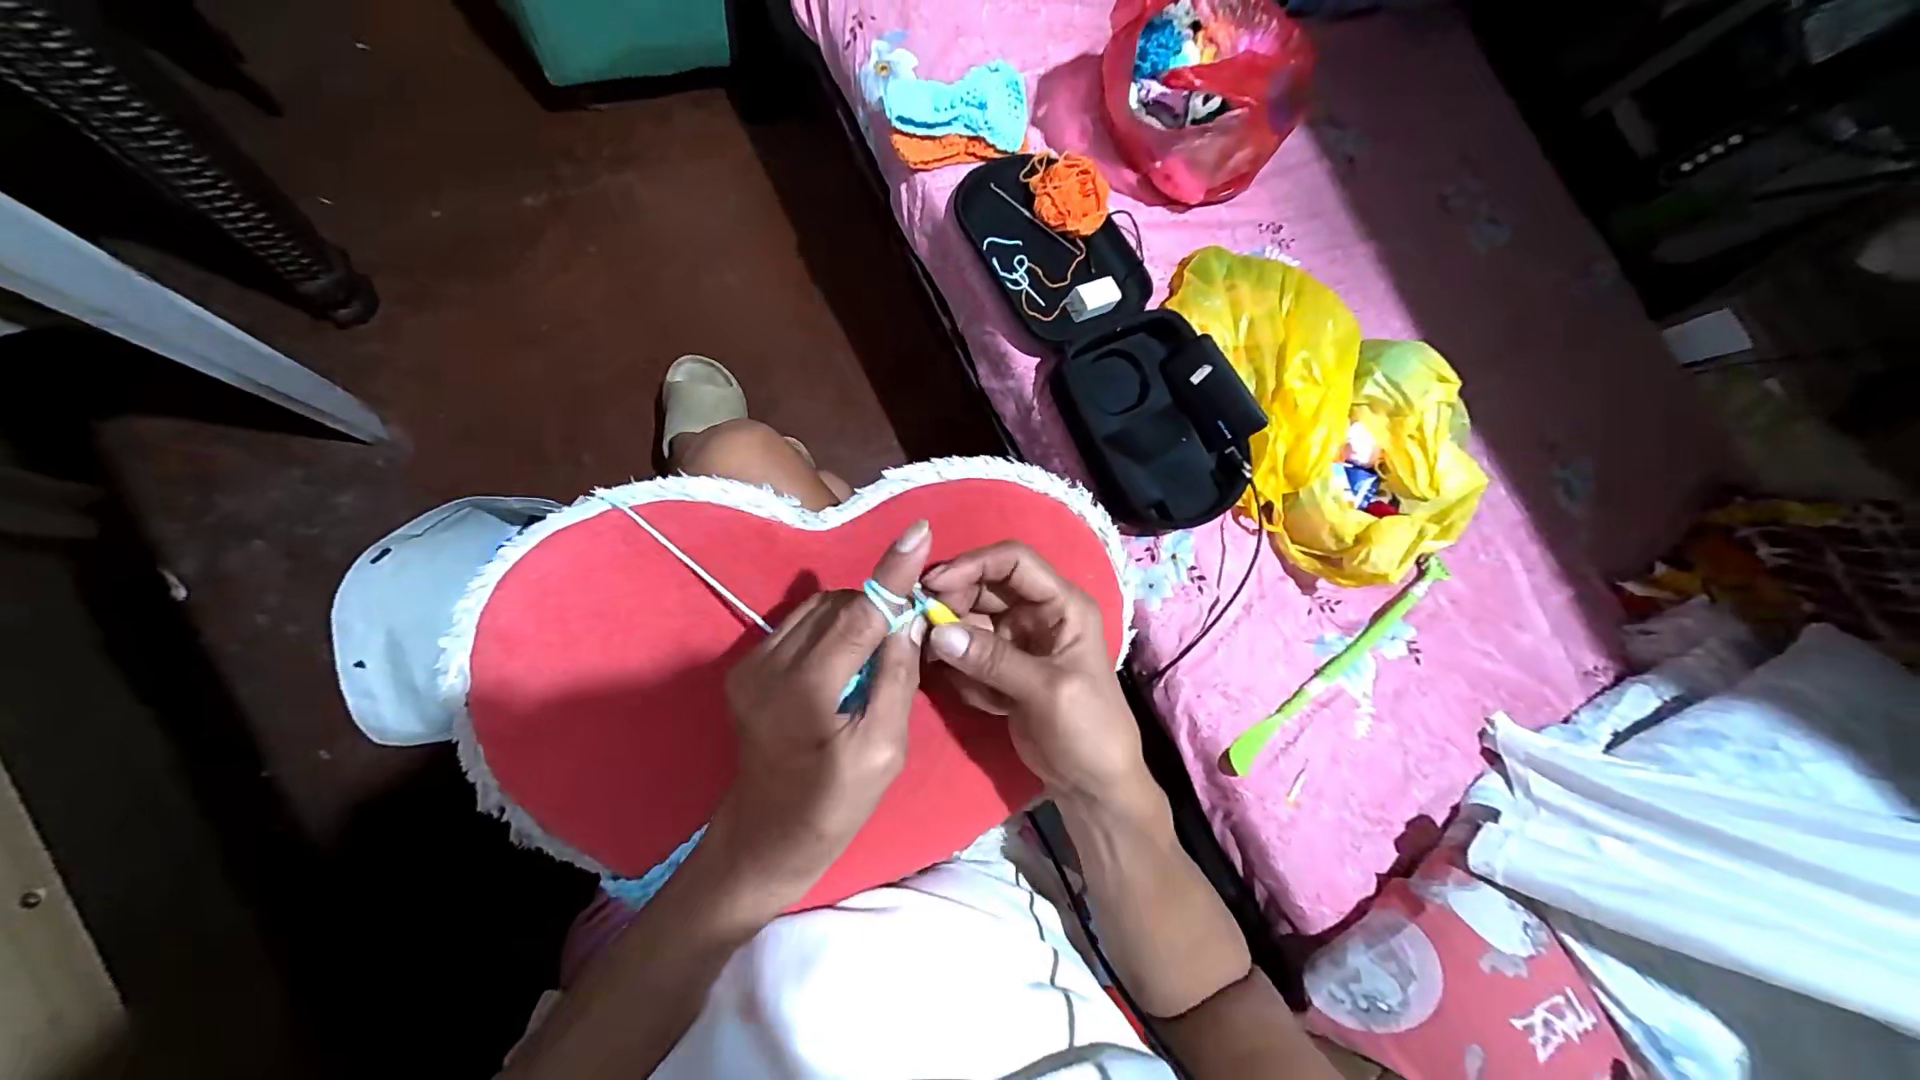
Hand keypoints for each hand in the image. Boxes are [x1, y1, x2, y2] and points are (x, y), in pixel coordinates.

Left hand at [708, 519, 931, 907]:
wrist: (763, 837)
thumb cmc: (833, 806)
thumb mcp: (884, 752)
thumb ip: (897, 678)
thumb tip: (907, 618)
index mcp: (805, 691)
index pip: (859, 614)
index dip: (892, 572)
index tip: (918, 531)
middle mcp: (769, 666)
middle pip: (838, 604)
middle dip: (876, 607)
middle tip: (902, 637)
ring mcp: (750, 665)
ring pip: (817, 608)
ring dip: (853, 616)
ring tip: (872, 654)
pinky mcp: (744, 667)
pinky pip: (799, 624)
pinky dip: (830, 628)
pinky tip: (842, 660)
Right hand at [920, 541, 1149, 805]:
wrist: (1093, 784)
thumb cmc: (1089, 730)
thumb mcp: (1046, 692)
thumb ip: (993, 660)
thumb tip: (937, 633)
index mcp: (1062, 604)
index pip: (1013, 561)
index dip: (973, 564)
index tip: (932, 583)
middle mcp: (1036, 613)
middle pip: (982, 586)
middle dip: (951, 603)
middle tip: (920, 627)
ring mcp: (1016, 640)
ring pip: (968, 619)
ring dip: (951, 641)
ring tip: (948, 672)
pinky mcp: (999, 667)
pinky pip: (966, 652)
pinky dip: (960, 670)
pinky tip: (982, 701)